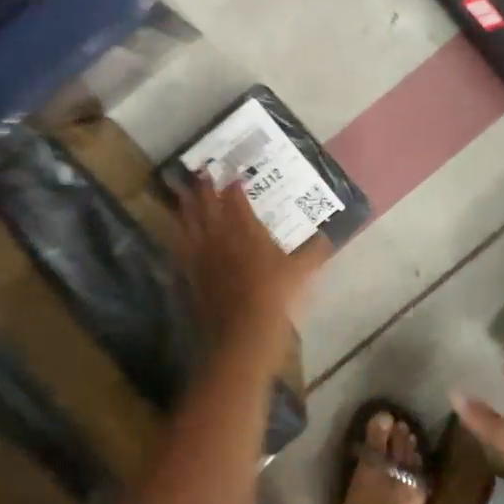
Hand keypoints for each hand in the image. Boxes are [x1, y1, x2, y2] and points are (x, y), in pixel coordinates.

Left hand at [176, 176, 328, 351]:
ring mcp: (202, 254)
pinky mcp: (190, 273)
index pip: (237, 200)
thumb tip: (327, 238)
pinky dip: (178, 236)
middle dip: (205, 186)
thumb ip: (313, 253)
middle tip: (201, 170)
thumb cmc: (275, 297)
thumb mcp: (301, 273)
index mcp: (247, 230)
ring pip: (190, 222)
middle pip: (208, 204)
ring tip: (183, 192)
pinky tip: (176, 232)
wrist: (242, 332)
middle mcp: (220, 235)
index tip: (232, 173)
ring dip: (186, 205)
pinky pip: (181, 248)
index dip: (234, 185)